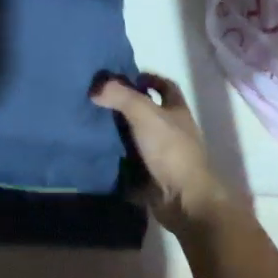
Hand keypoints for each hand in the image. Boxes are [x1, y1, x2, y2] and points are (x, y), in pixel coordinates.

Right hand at [92, 73, 229, 232]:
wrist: (183, 199)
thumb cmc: (170, 149)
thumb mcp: (144, 113)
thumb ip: (120, 96)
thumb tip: (95, 88)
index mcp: (178, 111)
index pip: (167, 86)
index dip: (149, 78)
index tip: (127, 78)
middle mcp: (173, 131)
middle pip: (150, 112)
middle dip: (127, 106)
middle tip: (101, 101)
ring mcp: (164, 156)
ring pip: (138, 137)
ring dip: (119, 133)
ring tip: (94, 125)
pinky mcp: (153, 177)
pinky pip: (131, 163)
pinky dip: (117, 158)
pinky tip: (98, 152)